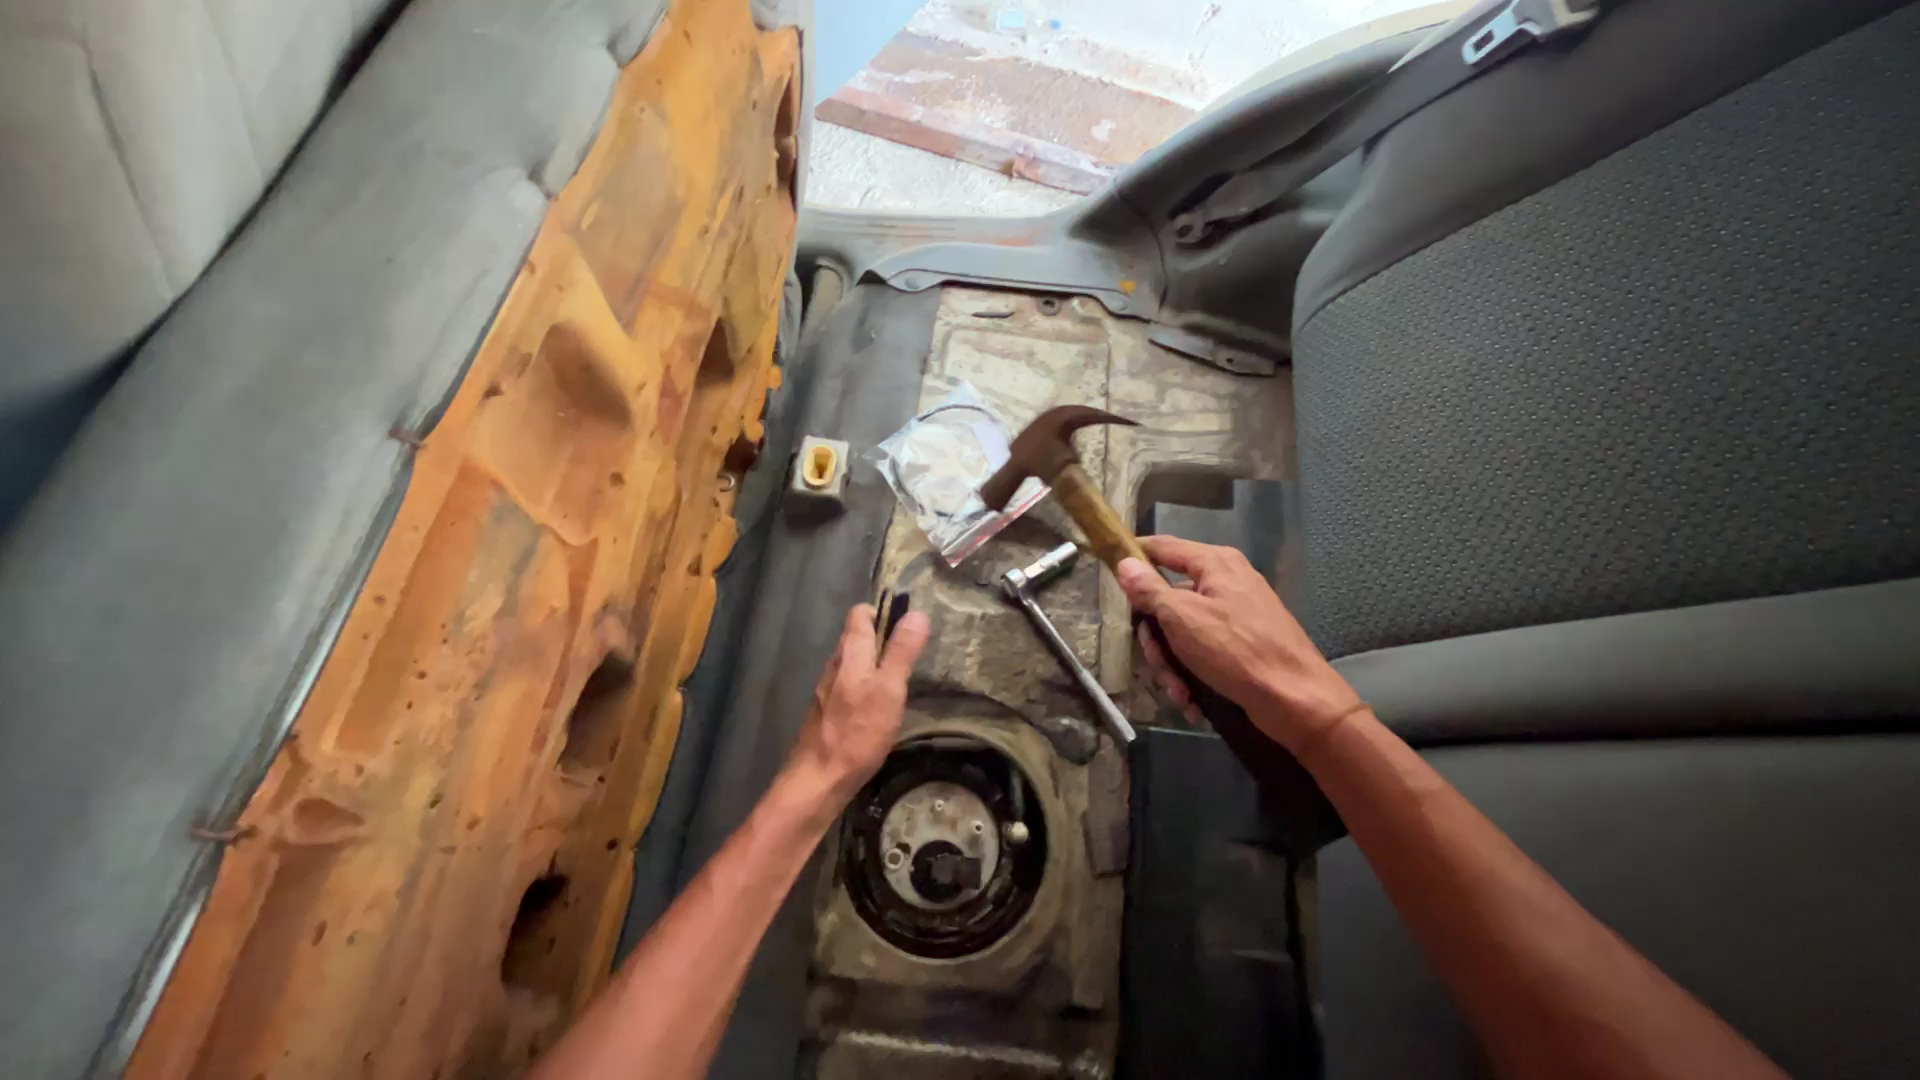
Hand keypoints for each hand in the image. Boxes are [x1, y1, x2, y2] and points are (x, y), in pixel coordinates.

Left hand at [786, 604, 930, 800]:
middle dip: (881, 637)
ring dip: (873, 663)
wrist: (818, 781)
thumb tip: (916, 613)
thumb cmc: (857, 733)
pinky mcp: (826, 712)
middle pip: (855, 638)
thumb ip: (901, 652)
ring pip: (852, 664)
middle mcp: (835, 666)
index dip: (882, 611)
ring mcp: (827, 690)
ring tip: (899, 676)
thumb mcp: (888, 690)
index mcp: (850, 654)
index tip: (907, 622)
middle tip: (911, 649)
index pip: (859, 615)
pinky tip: (878, 706)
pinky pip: (847, 686)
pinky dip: (864, 686)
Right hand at [1116, 536, 1361, 755]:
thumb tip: (1125, 563)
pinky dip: (1193, 675)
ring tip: (1180, 693)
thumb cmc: (1236, 651)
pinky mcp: (1242, 643)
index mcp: (1214, 564)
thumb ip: (1150, 589)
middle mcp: (1225, 582)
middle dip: (1157, 639)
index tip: (1107, 573)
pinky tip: (1194, 701)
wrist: (1297, 700)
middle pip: (1168, 600)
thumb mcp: (1182, 618)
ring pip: (1182, 631)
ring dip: (1173, 666)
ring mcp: (1236, 613)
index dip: (1133, 557)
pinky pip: (1203, 651)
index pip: (1162, 547)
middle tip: (1158, 663)